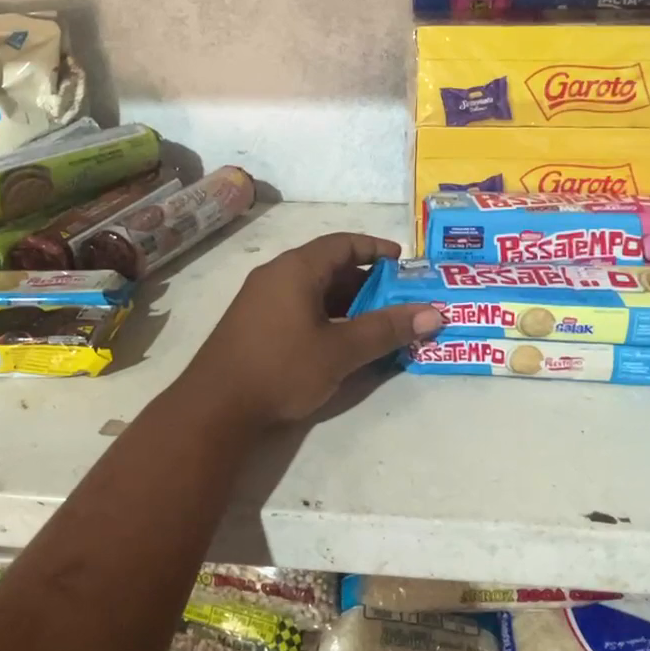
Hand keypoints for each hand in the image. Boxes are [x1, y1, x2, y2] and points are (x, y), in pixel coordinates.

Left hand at [174, 233, 442, 429]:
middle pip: (328, 266)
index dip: (375, 249)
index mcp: (296, 269)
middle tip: (398, 300)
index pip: (342, 243)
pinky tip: (341, 343)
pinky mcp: (253, 325)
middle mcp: (276, 275)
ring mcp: (260, 300)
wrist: (215, 407)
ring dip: (346, 303)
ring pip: (313, 290)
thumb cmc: (281, 368)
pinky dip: (325, 316)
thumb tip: (434, 313)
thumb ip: (386, 330)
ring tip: (377, 324)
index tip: (403, 263)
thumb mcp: (340, 351)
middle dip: (366, 282)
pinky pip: (297, 307)